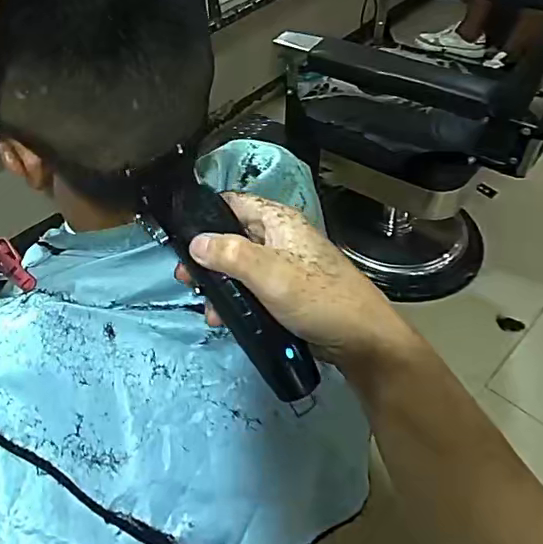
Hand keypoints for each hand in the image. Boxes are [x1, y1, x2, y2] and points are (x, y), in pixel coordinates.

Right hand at [175, 193, 417, 369]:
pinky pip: (253, 289)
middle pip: (233, 236)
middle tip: (186, 279)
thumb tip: (195, 241)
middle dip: (208, 257)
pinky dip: (237, 300)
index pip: (233, 203)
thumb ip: (231, 255)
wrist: (362, 340)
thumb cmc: (318, 299)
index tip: (180, 236)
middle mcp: (280, 238)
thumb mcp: (270, 274)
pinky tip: (225, 318)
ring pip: (241, 266)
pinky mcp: (287, 292)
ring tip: (205, 305)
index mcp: (279, 221)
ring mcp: (285, 265)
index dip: (206, 214)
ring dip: (221, 284)